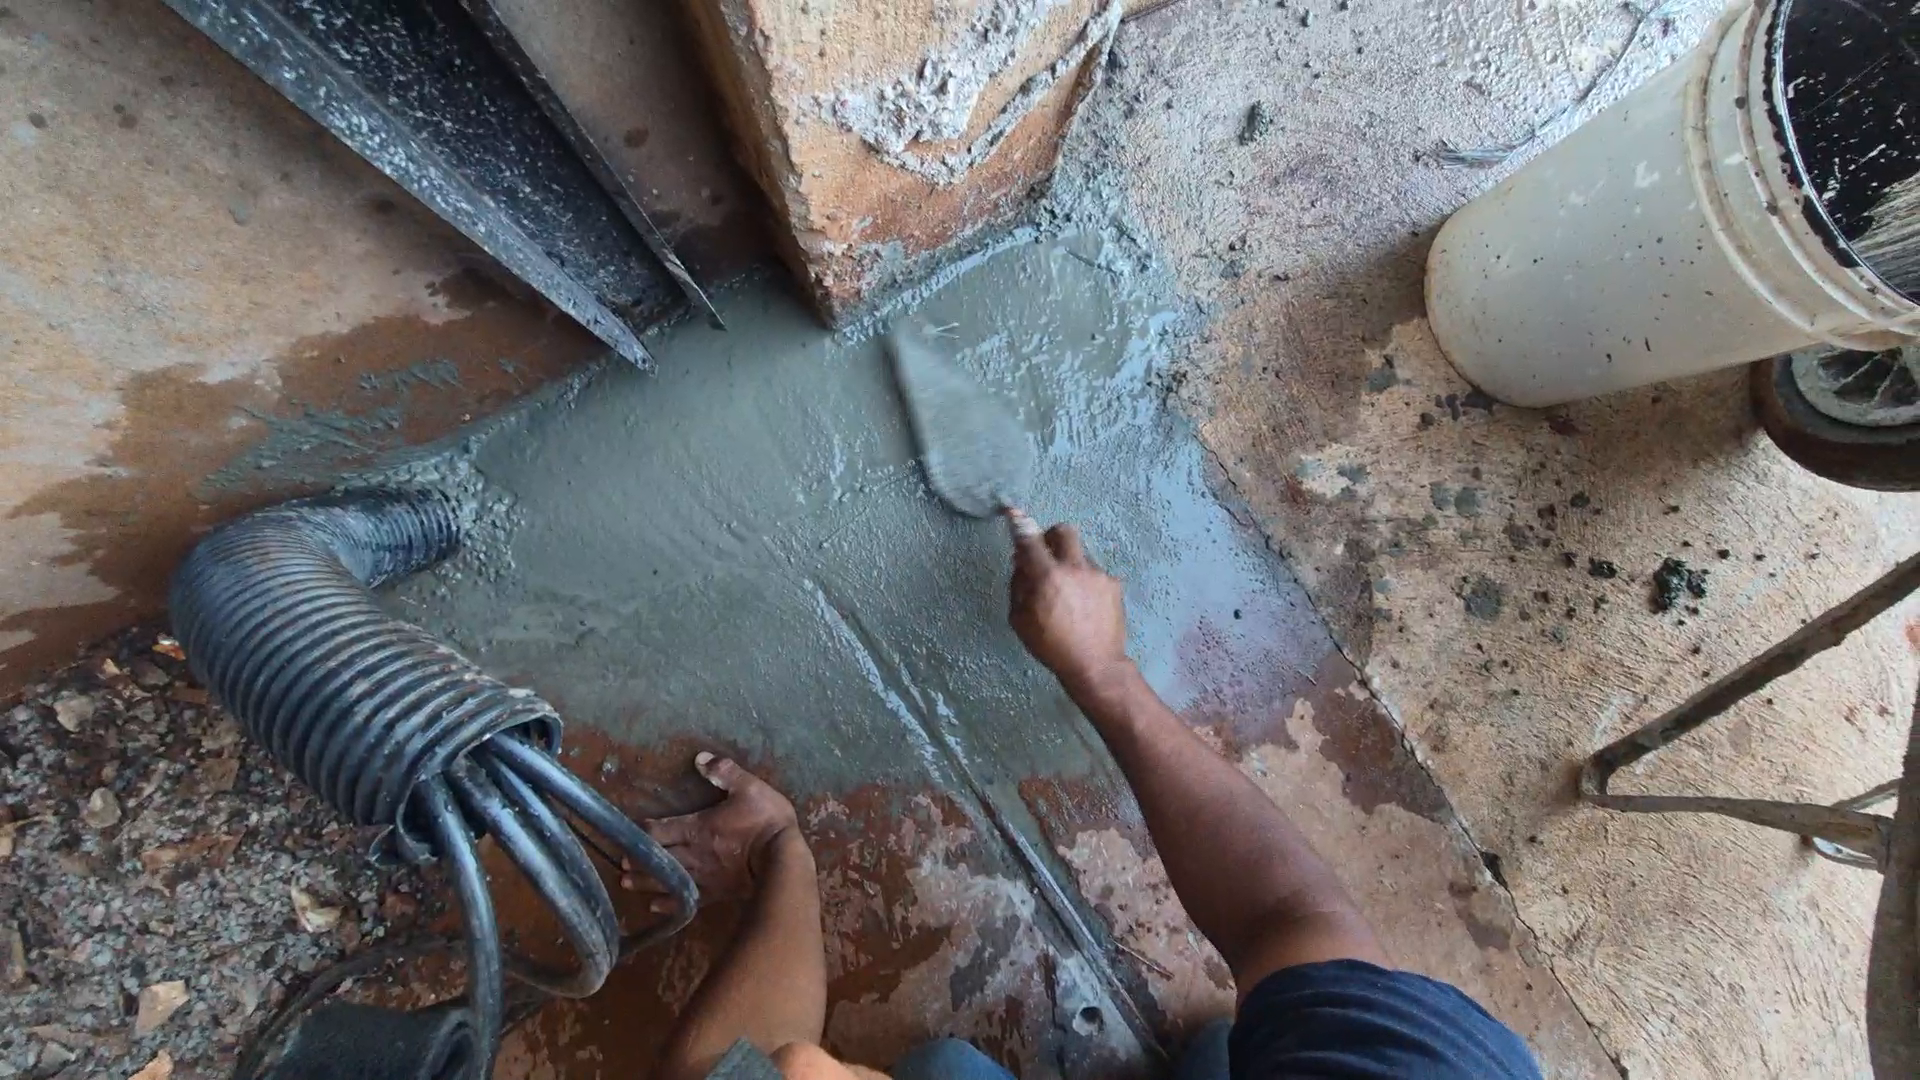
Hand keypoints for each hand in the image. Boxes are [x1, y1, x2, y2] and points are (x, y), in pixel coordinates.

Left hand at [624, 752, 803, 909]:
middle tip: (620, 860)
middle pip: (658, 857)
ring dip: (644, 880)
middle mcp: (693, 854)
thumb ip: (725, 772)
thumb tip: (700, 758)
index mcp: (698, 828)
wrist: (781, 859)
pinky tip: (655, 905)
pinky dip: (667, 902)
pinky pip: (685, 899)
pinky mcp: (714, 893)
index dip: (644, 830)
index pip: (661, 830)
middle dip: (638, 857)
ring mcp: (702, 877)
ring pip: (666, 879)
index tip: (630, 829)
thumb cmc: (766, 820)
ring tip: (626, 882)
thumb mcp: (750, 787)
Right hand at [1006, 511, 1131, 694]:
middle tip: (1046, 553)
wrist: (1095, 664)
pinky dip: (1085, 581)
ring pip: (1081, 553)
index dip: (1020, 524)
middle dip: (1052, 536)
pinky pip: (1094, 573)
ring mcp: (1098, 575)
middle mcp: (1074, 568)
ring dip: (1070, 563)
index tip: (1013, 512)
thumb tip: (1021, 562)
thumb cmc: (1050, 646)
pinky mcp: (1114, 584)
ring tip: (1068, 592)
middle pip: (1064, 531)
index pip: (1030, 540)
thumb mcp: (1020, 619)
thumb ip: (1018, 585)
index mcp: (1047, 577)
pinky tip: (1084, 603)